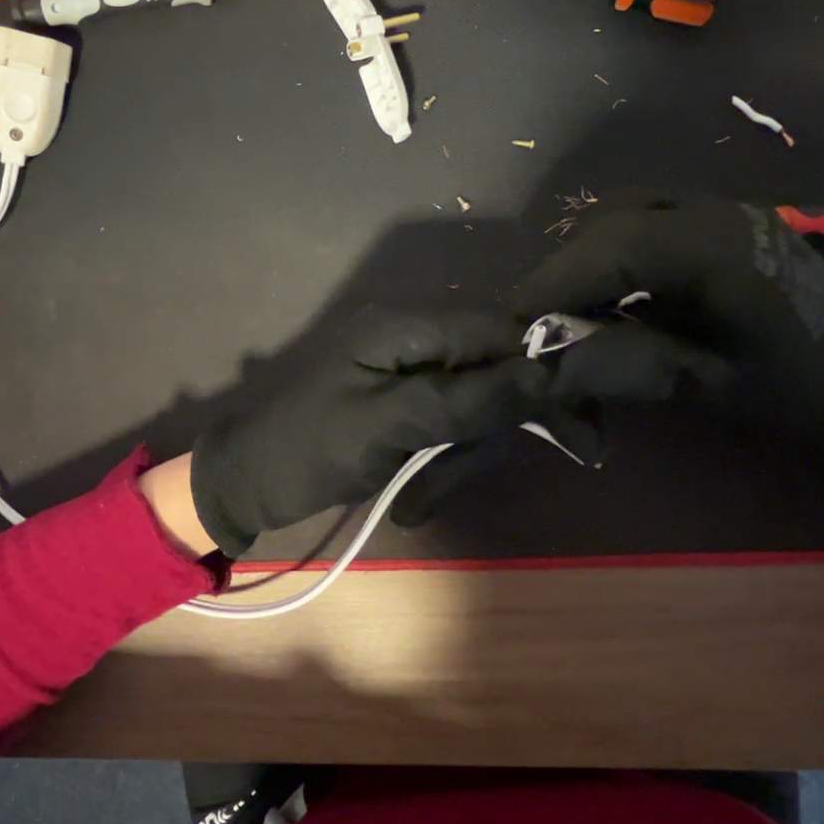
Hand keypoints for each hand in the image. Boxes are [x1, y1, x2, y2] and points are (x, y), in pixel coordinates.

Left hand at [187, 309, 547, 555]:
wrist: (248, 481)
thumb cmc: (310, 449)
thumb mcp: (389, 424)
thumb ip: (466, 398)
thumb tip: (546, 375)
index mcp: (405, 326)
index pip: (499, 330)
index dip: (541, 372)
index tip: (575, 428)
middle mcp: (411, 339)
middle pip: (490, 373)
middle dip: (486, 431)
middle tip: (457, 476)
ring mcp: (406, 372)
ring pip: (472, 407)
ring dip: (459, 457)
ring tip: (419, 497)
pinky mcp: (402, 402)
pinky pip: (446, 425)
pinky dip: (441, 462)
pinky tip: (415, 495)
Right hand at [513, 190, 823, 514]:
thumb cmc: (803, 388)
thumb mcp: (711, 384)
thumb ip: (628, 362)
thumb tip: (550, 360)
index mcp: (718, 253)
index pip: (612, 247)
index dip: (554, 281)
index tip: (517, 323)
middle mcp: (715, 216)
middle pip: (612, 221)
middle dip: (565, 269)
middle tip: (537, 321)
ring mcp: (721, 213)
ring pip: (628, 213)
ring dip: (587, 255)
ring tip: (569, 306)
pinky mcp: (723, 224)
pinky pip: (649, 219)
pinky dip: (614, 249)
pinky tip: (611, 291)